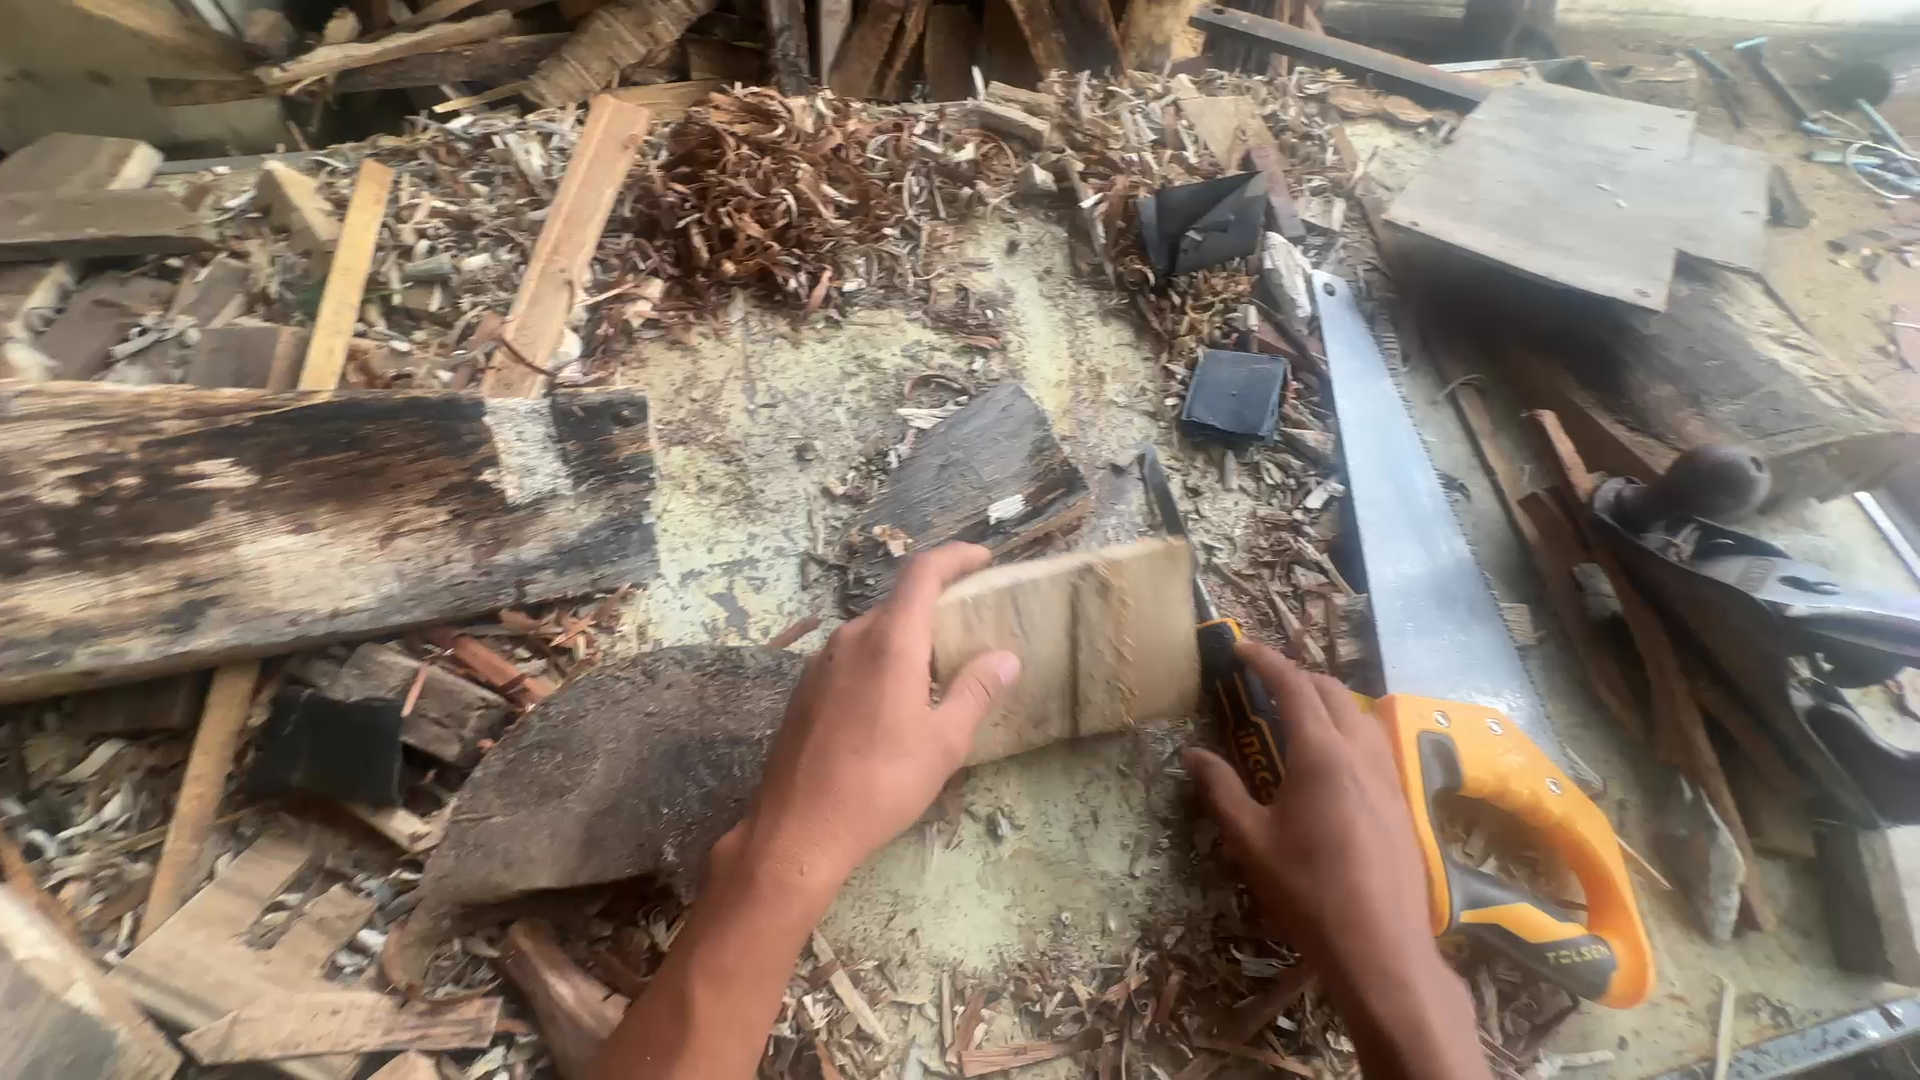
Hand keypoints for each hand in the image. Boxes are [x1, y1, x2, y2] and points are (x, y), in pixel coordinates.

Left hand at [725, 543, 1022, 890]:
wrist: (796, 829)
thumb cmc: (880, 784)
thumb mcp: (944, 742)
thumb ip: (977, 691)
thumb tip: (1006, 658)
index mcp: (890, 641)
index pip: (922, 572)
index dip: (956, 557)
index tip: (984, 560)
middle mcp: (852, 637)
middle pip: (900, 602)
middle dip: (938, 607)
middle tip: (971, 631)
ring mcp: (822, 661)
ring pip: (875, 631)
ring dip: (909, 638)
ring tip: (937, 674)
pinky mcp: (806, 686)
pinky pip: (853, 654)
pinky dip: (882, 658)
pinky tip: (892, 701)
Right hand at [1183, 641, 1431, 972]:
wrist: (1382, 951)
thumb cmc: (1307, 891)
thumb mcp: (1249, 840)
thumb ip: (1220, 789)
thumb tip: (1192, 754)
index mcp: (1320, 755)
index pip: (1293, 687)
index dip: (1265, 661)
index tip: (1241, 648)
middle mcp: (1359, 755)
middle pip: (1331, 691)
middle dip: (1295, 675)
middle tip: (1261, 681)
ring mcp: (1388, 778)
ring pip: (1359, 714)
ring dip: (1325, 699)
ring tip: (1295, 712)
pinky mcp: (1401, 802)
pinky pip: (1373, 742)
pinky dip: (1347, 727)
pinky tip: (1331, 757)